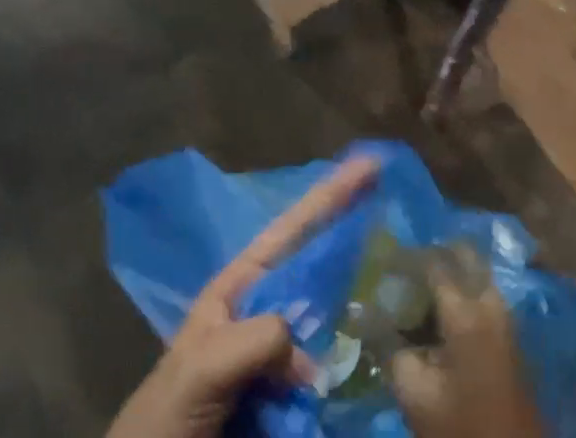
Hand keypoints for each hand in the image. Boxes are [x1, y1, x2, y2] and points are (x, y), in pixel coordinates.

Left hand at [105, 155, 381, 437]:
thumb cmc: (165, 415)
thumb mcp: (201, 366)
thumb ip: (252, 340)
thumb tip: (310, 351)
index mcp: (240, 289)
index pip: (291, 230)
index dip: (330, 194)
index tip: (371, 163)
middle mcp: (267, 311)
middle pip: (320, 260)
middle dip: (357, 228)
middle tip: (401, 201)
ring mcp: (282, 351)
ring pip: (336, 307)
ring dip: (369, 288)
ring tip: (410, 266)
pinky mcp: (296, 388)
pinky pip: (338, 360)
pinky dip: (364, 349)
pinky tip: (391, 336)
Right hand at [389, 249, 543, 437]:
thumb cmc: (459, 424)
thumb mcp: (413, 390)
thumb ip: (386, 344)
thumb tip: (362, 311)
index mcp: (466, 311)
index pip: (433, 262)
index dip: (404, 257)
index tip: (379, 260)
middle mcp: (490, 303)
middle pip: (464, 256)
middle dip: (432, 254)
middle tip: (402, 270)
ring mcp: (505, 316)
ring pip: (475, 273)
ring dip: (448, 272)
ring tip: (415, 291)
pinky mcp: (508, 333)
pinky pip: (483, 293)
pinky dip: (460, 290)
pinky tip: (436, 313)